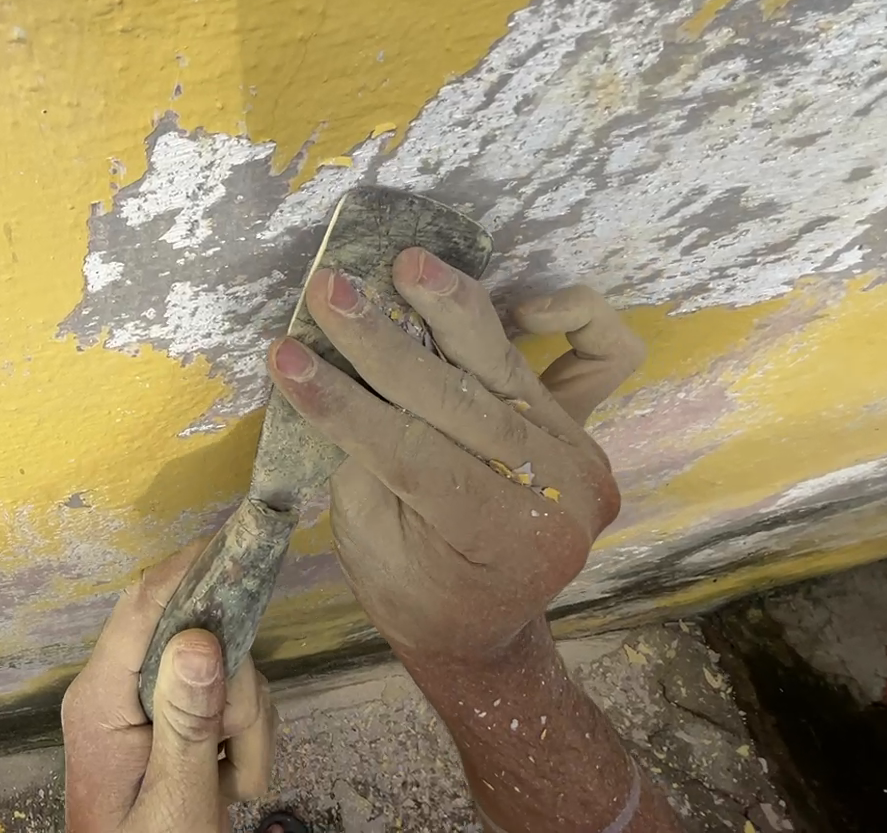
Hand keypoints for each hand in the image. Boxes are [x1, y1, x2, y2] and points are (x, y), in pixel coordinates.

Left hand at [62, 544, 277, 832]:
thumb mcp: (173, 806)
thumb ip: (186, 722)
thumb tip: (199, 635)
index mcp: (100, 697)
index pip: (141, 607)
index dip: (185, 569)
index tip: (234, 540)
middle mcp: (118, 685)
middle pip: (191, 636)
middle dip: (233, 690)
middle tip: (238, 759)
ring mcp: (146, 700)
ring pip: (219, 665)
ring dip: (244, 720)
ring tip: (235, 784)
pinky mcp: (172, 715)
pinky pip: (224, 692)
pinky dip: (244, 731)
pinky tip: (234, 779)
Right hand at [265, 249, 644, 667]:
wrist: (479, 623)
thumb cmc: (411, 589)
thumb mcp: (368, 537)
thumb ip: (360, 454)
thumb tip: (332, 371)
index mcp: (493, 535)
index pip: (404, 448)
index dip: (338, 400)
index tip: (284, 356)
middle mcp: (552, 491)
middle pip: (452, 396)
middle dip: (379, 340)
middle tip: (330, 289)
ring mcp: (578, 453)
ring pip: (506, 363)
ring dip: (451, 306)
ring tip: (406, 263)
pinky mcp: (583, 426)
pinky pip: (602, 358)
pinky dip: (576, 316)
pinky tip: (525, 304)